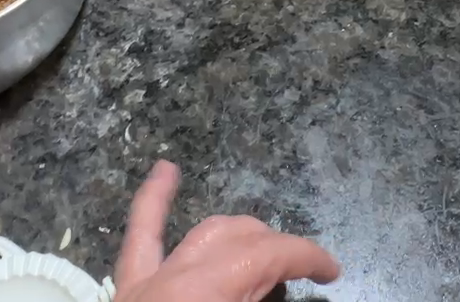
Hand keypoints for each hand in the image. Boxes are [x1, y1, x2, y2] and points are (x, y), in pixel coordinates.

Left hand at [114, 160, 341, 300]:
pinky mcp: (126, 295)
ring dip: (233, 232)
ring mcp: (144, 284)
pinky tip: (166, 170)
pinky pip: (140, 237)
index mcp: (203, 295)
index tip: (333, 271)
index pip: (266, 257)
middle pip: (236, 242)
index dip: (306, 257)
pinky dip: (154, 201)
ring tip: (259, 235)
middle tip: (297, 274)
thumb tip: (280, 290)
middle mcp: (173, 279)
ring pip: (199, 235)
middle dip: (273, 250)